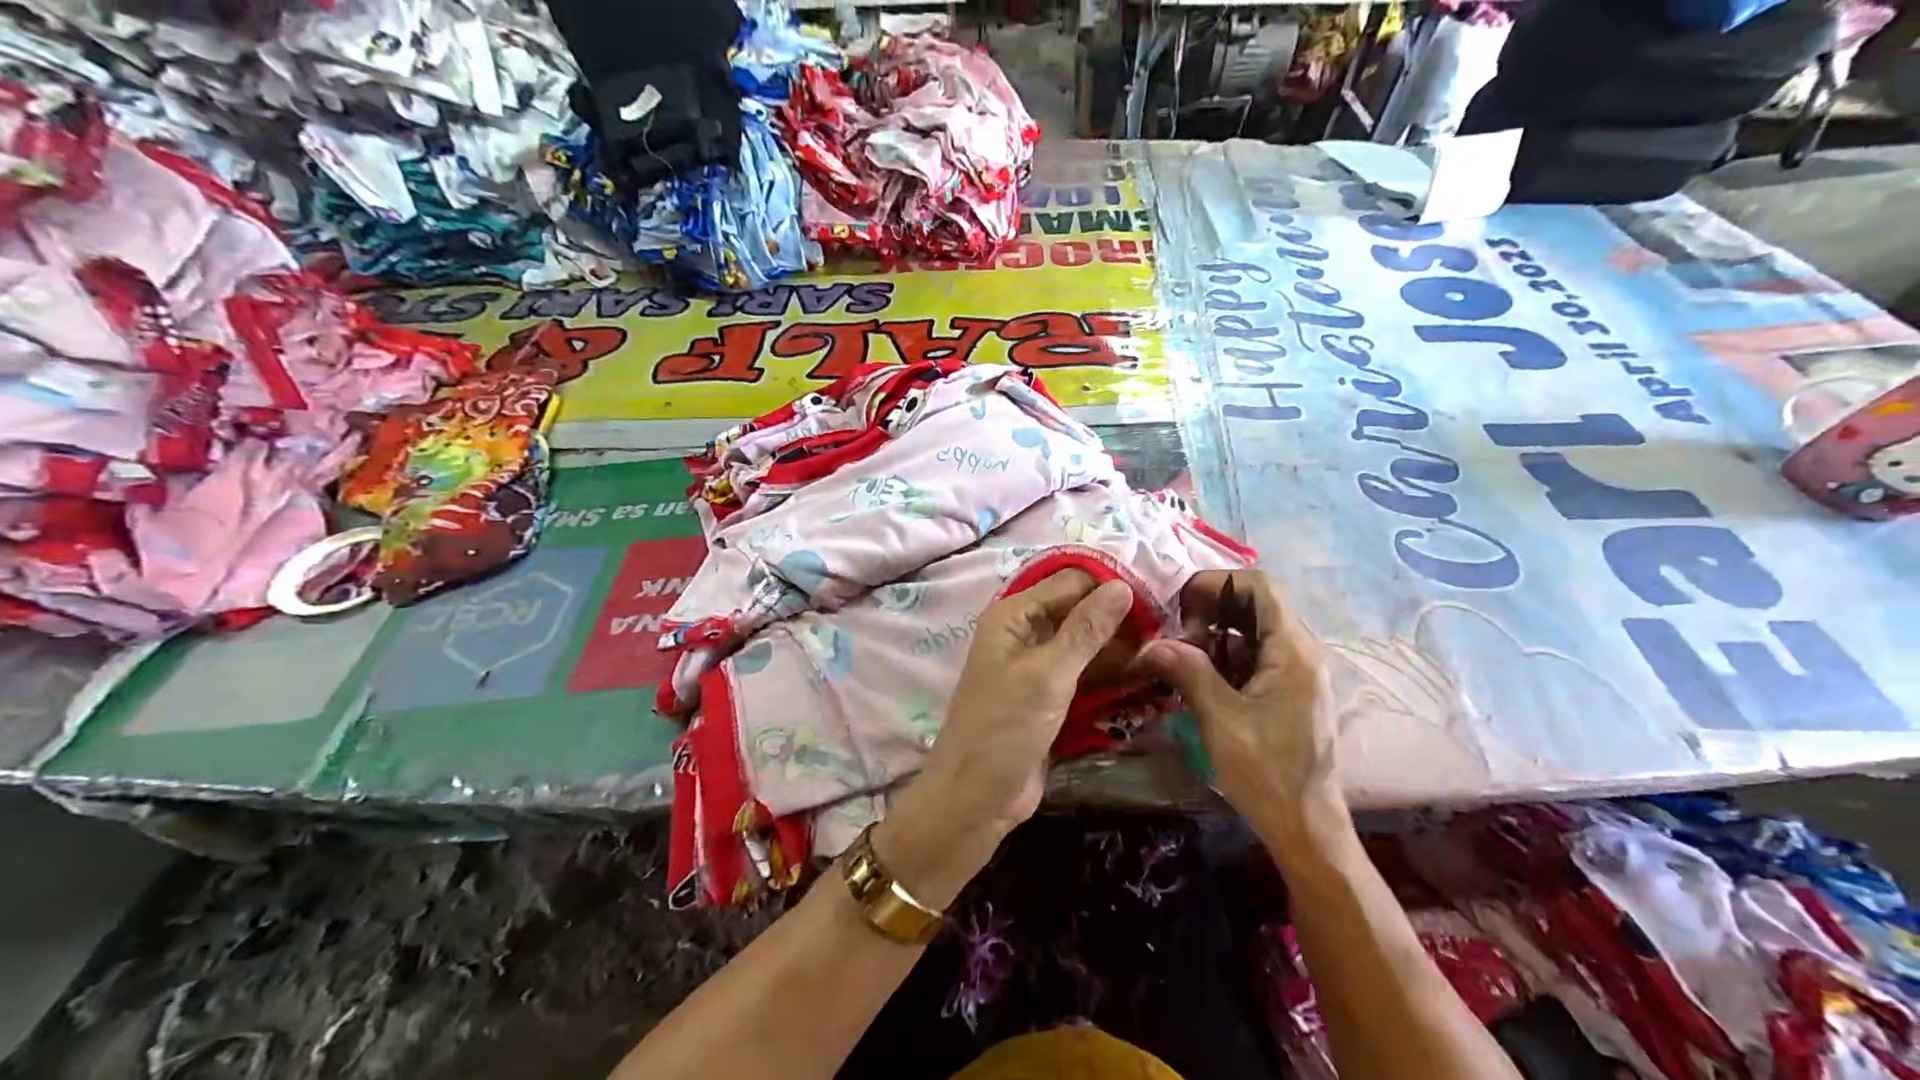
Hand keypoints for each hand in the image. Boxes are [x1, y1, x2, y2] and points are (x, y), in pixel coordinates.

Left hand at [876, 571, 1134, 907]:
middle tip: (1168, 632)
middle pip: (1080, 611)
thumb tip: (1122, 587)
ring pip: (1087, 644)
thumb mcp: (1048, 675)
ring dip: (1120, 649)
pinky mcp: (1051, 696)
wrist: (976, 799)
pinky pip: (1086, 674)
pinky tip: (1146, 677)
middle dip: (1119, 619)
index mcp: (1013, 615)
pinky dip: (1111, 675)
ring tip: (1164, 655)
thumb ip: (1085, 629)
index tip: (1158, 600)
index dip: (1110, 586)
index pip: (1070, 582)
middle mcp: (1024, 633)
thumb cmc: (1005, 729)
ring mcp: (1038, 666)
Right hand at [1133, 570, 1348, 856]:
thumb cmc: (1267, 773)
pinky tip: (1197, 677)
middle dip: (1209, 609)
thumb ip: (1189, 672)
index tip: (1179, 604)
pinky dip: (1224, 656)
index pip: (1259, 586)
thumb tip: (1151, 644)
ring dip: (1214, 634)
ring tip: (1180, 656)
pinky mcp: (1288, 692)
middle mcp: (1301, 653)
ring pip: (1252, 631)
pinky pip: (1254, 656)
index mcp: (1293, 652)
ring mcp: (1297, 673)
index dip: (1215, 582)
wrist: (1306, 828)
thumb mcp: (1221, 720)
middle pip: (1254, 605)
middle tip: (1174, 633)